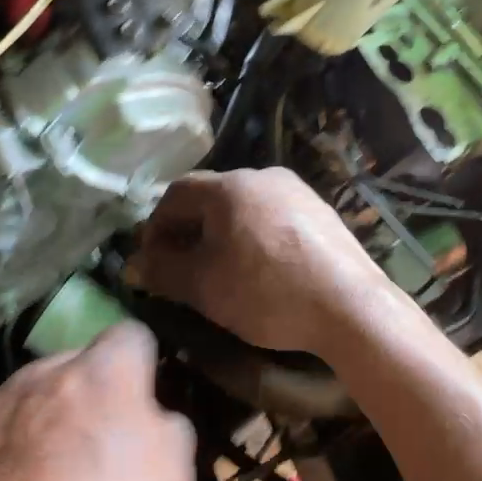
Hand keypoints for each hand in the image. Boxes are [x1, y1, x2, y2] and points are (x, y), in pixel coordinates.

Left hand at [0, 323, 195, 480]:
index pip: (132, 334)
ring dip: (40, 425)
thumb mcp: (174, 479)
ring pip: (25, 401)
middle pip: (74, 367)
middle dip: (87, 397)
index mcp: (100, 374)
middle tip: (92, 452)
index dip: (141, 366)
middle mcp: (38, 376)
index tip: (140, 404)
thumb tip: (150, 414)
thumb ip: (169, 424)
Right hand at [131, 168, 399, 355]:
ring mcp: (297, 191)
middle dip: (189, 231)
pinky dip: (254, 238)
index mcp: (230, 185)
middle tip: (181, 270)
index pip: (176, 193)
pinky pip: (272, 218)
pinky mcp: (320, 211)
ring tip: (220, 273)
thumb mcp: (204, 287)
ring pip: (244, 208)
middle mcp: (263, 176)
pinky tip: (260, 271)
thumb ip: (163, 271)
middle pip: (212, 197)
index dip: (156, 226)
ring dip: (222, 235)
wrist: (348, 304)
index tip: (152, 261)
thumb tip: (133, 264)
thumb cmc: (266, 291)